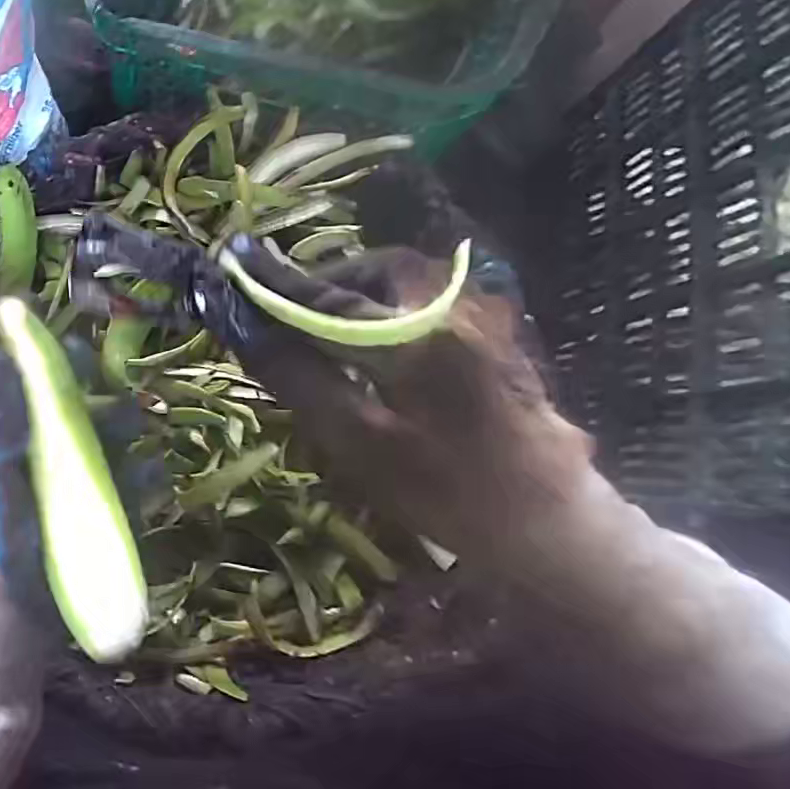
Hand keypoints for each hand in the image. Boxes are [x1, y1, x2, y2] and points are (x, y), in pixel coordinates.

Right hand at [211, 238, 596, 563]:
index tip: (234, 260)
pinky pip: (425, 301)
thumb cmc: (447, 491)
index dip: (274, 282)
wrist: (555, 528)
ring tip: (326, 332)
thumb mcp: (357, 440)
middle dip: (325, 282)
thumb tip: (244, 330)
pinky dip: (385, 309)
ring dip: (356, 295)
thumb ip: (297, 376)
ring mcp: (483, 318)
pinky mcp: (493, 335)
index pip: (327, 294)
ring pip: (403, 282)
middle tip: (290, 313)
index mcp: (420, 333)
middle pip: (376, 269)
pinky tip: (374, 348)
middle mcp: (456, 308)